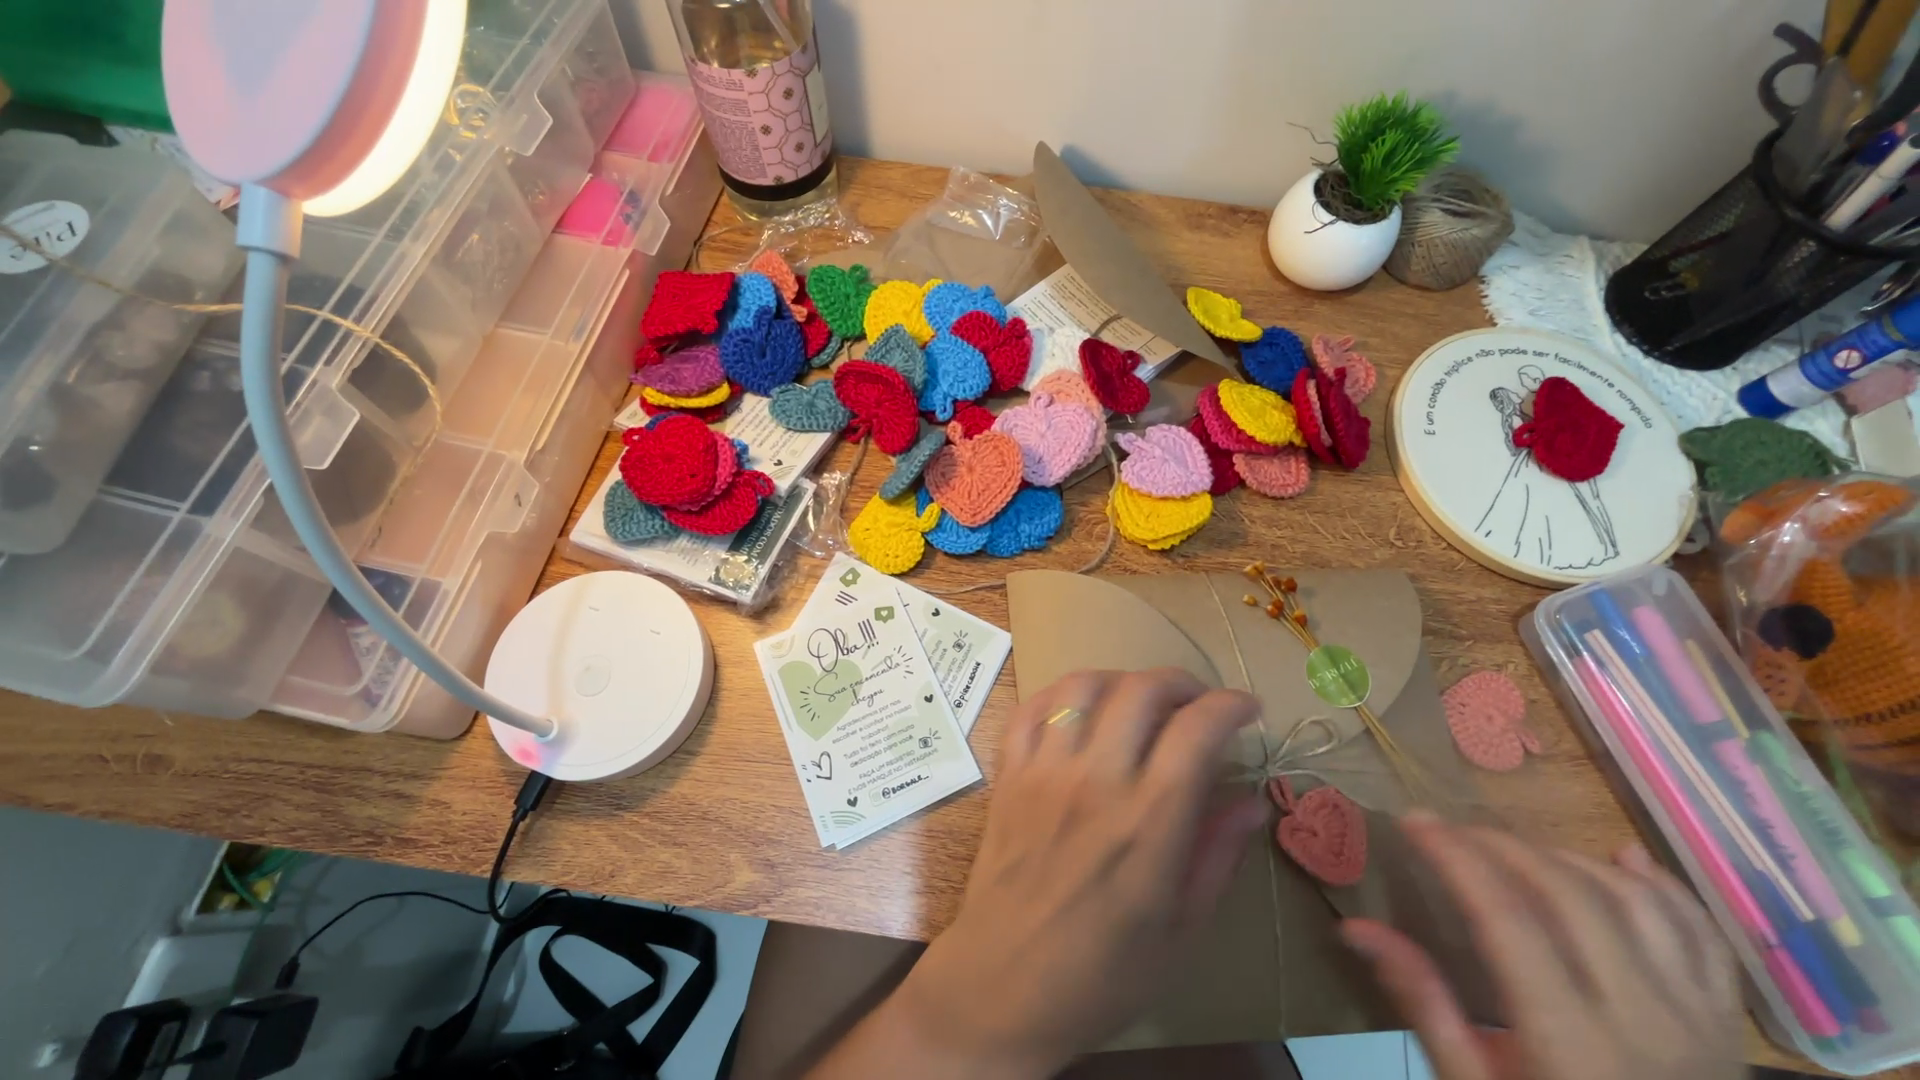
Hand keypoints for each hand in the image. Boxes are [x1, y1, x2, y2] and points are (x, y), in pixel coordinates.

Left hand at [814, 669, 1264, 1078]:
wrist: (1001, 987)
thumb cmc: (1103, 973)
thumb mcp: (1182, 929)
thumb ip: (1217, 854)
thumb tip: (1252, 802)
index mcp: (1149, 822)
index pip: (1197, 729)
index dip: (1231, 705)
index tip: (1247, 710)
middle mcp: (1095, 781)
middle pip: (1141, 690)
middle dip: (1182, 683)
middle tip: (1198, 705)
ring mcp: (1044, 772)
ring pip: (1083, 686)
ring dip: (1122, 680)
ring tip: (1141, 703)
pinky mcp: (1008, 775)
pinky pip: (1031, 709)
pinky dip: (1062, 694)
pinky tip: (1083, 711)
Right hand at [1342, 814, 1742, 1079]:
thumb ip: (1424, 1004)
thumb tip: (1356, 927)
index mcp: (1570, 1041)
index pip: (1506, 918)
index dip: (1457, 858)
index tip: (1414, 820)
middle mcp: (1643, 1017)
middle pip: (1569, 895)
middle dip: (1501, 845)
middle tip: (1451, 829)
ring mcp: (1697, 1016)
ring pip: (1634, 900)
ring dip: (1567, 858)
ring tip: (1515, 849)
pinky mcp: (1726, 1021)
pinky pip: (1701, 932)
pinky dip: (1659, 885)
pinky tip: (1619, 860)